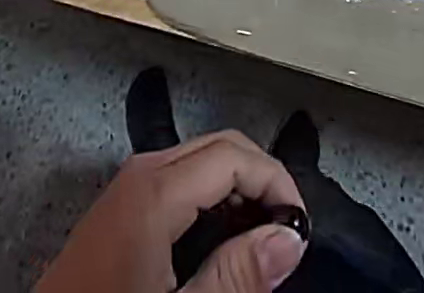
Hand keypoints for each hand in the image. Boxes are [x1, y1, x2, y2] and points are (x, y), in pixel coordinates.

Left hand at [35, 130, 306, 292]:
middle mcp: (142, 172)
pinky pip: (182, 179)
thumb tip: (287, 238)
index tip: (299, 225)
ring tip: (261, 240)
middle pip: (218, 146)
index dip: (276, 181)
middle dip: (261, 179)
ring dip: (239, 188)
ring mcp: (129, 185)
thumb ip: (236, 276)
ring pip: (202, 160)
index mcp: (154, 191)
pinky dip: (213, 196)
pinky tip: (224, 239)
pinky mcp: (124, 204)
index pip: (232, 154)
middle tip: (287, 232)